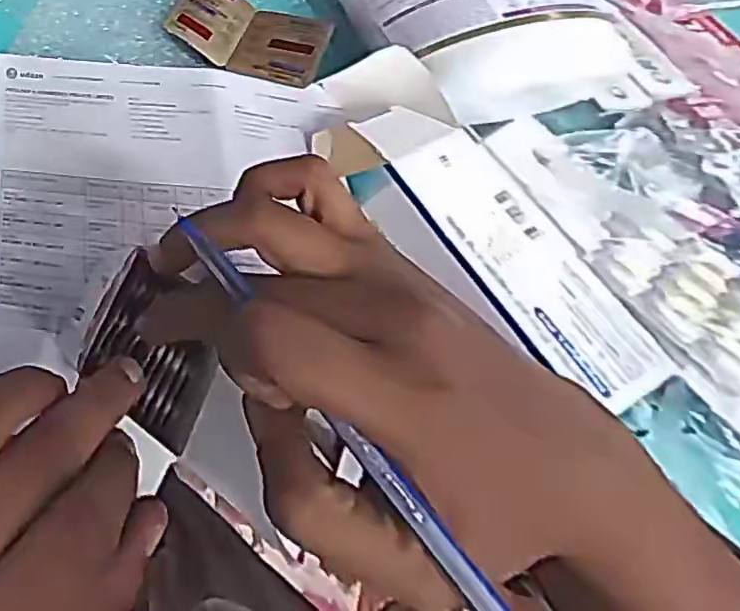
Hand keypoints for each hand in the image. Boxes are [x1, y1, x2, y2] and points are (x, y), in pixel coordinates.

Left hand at [0, 352, 168, 610]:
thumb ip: (100, 590)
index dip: (120, 478)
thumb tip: (146, 515)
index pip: (85, 523)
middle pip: (48, 452)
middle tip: (121, 385)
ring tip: (60, 387)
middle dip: (99, 408)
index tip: (128, 456)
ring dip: (37, 383)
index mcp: (3, 609)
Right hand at [143, 156, 739, 610]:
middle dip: (192, 303)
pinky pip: (315, 181)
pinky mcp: (384, 250)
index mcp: (398, 390)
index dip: (223, 350)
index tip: (234, 377)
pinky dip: (267, 183)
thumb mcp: (397, 558)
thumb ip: (298, 493)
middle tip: (167, 325)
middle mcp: (386, 311)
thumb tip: (255, 399)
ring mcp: (384, 268)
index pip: (266, 335)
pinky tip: (244, 215)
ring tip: (180, 260)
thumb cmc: (485, 519)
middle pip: (250, 280)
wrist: (572, 468)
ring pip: (267, 211)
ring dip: (204, 232)